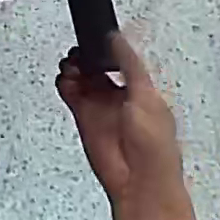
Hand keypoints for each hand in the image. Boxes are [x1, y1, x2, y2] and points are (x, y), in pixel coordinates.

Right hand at [55, 33, 182, 206]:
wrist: (139, 183)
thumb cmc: (155, 149)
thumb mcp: (146, 98)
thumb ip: (130, 66)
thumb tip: (117, 38)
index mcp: (142, 90)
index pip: (121, 59)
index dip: (108, 47)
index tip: (98, 37)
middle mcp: (120, 96)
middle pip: (96, 65)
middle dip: (86, 55)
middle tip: (81, 52)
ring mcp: (101, 106)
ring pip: (80, 75)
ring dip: (73, 67)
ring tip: (72, 66)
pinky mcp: (83, 115)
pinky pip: (68, 91)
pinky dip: (64, 82)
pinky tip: (66, 79)